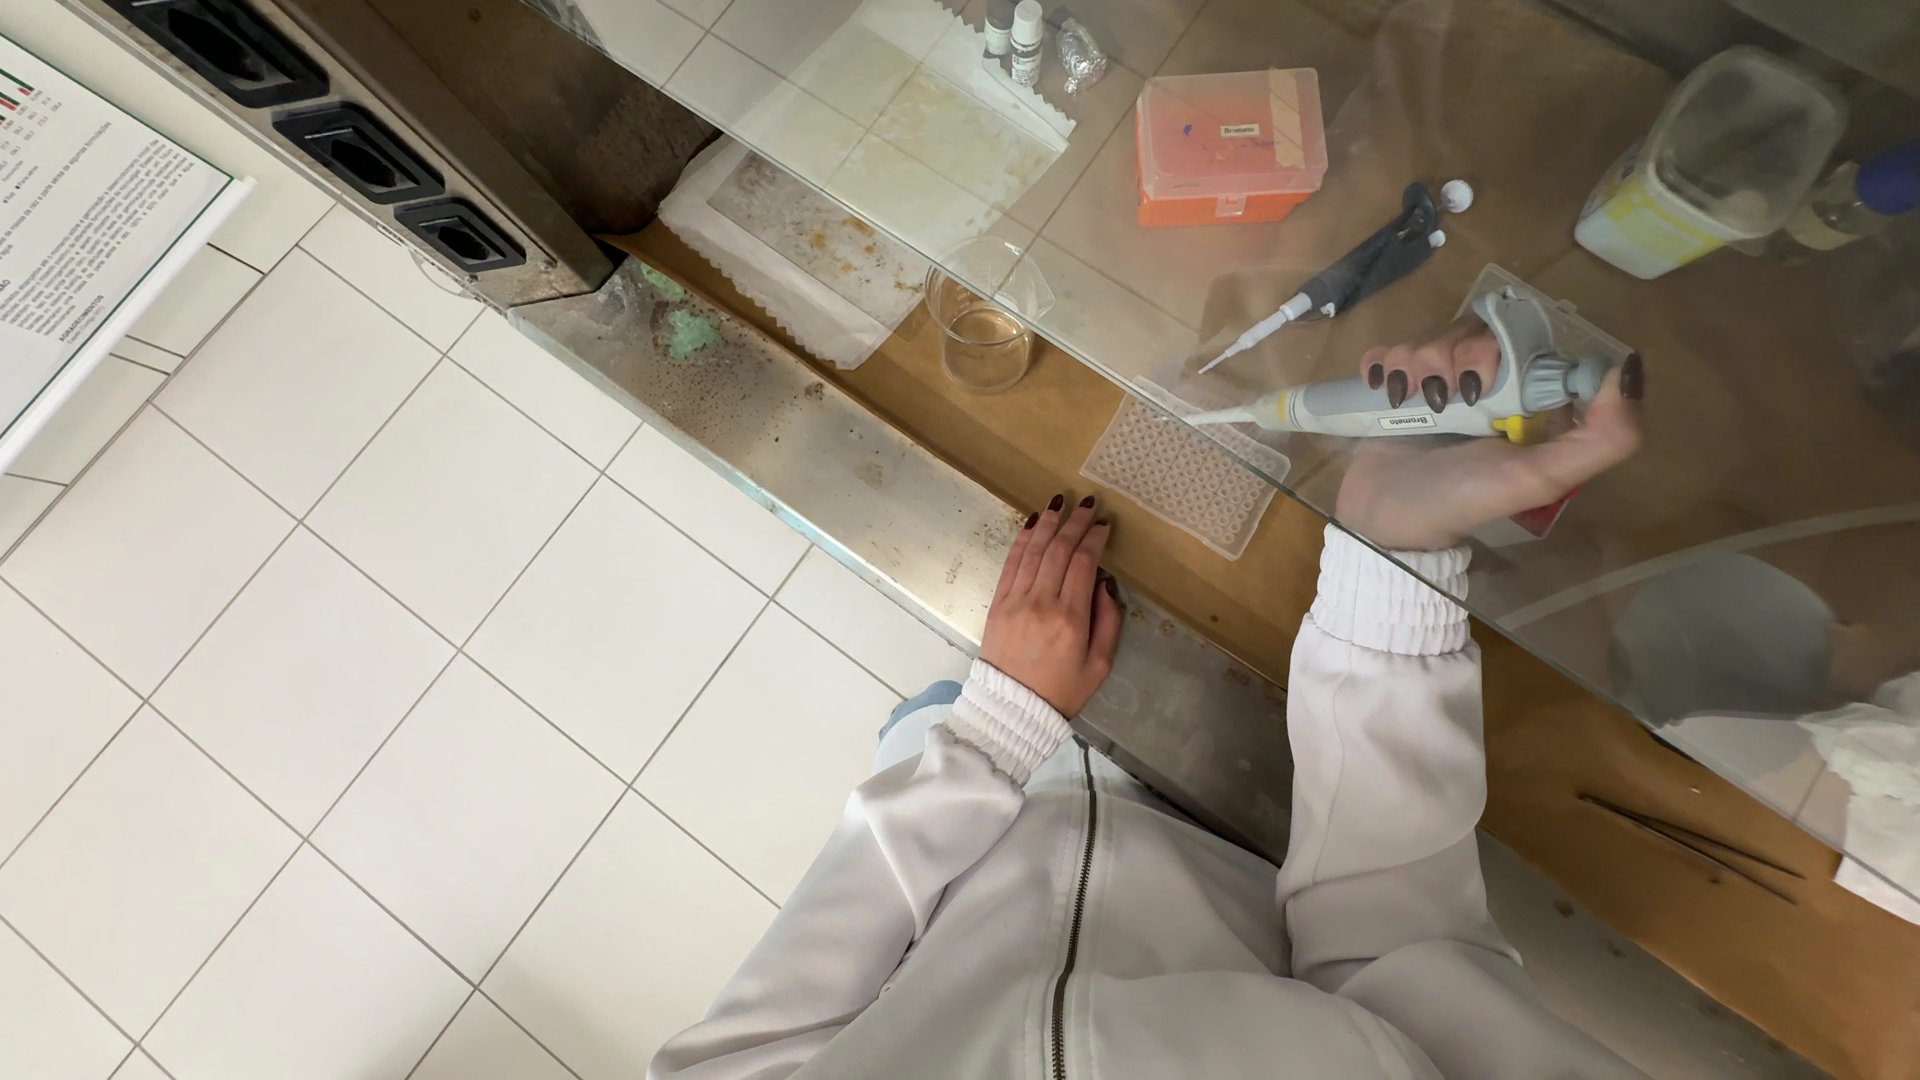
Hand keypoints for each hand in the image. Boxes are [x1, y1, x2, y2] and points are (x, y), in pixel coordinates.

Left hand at [980, 494, 1122, 715]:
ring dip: (1048, 524)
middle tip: (1087, 503)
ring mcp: (1015, 600)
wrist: (1012, 710)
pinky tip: (1033, 524)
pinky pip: (1011, 563)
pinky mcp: (998, 603)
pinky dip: (1022, 540)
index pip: (1083, 564)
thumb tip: (1105, 585)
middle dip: (1075, 523)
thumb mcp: (1100, 665)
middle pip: (1059, 550)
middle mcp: (1041, 602)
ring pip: (1033, 551)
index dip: (1094, 538)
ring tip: (1060, 503)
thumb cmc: (1061, 691)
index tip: (1103, 524)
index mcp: (1071, 618)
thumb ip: (1109, 622)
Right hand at [1337, 325, 1644, 550]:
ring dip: (1411, 364)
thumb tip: (1625, 369)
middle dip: (1451, 357)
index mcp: (1523, 401)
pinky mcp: (1389, 392)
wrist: (1382, 519)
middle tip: (1440, 398)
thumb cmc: (1458, 499)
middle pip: (1471, 332)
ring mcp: (1431, 388)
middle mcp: (1481, 389)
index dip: (1501, 348)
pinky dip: (1379, 364)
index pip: (1524, 341)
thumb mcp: (1540, 477)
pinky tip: (1381, 388)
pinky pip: (1384, 353)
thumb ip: (1603, 438)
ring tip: (1404, 400)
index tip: (1482, 381)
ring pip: (1427, 339)